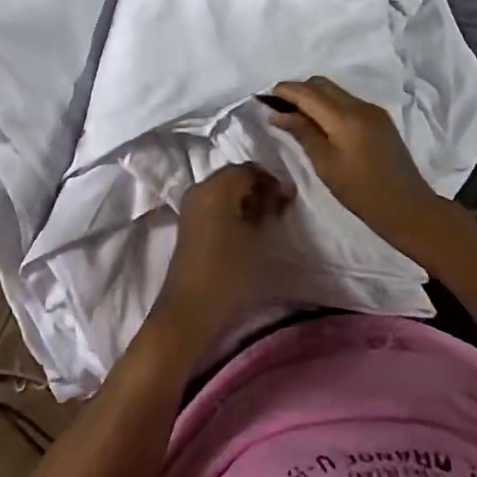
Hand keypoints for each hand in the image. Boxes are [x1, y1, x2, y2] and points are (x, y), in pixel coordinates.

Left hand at [150, 163, 294, 351]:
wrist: (192, 306)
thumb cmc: (230, 271)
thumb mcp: (258, 237)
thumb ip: (268, 208)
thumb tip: (278, 193)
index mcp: (215, 187)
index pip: (248, 169)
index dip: (271, 180)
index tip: (289, 199)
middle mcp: (198, 188)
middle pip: (233, 176)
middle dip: (258, 187)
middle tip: (279, 208)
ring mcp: (190, 205)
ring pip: (223, 190)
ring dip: (245, 198)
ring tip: (265, 220)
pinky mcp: (188, 222)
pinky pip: (213, 203)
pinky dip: (231, 208)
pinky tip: (246, 228)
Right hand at [268, 77, 439, 224]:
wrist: (407, 206)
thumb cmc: (360, 190)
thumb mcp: (324, 163)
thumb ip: (301, 132)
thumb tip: (278, 113)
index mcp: (345, 117)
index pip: (308, 92)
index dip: (284, 90)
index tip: (263, 97)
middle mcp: (360, 106)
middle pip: (321, 84)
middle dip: (297, 90)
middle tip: (278, 107)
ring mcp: (373, 111)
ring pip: (334, 91)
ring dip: (313, 97)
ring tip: (295, 116)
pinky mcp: (379, 119)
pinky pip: (346, 101)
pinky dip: (328, 105)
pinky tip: (319, 123)